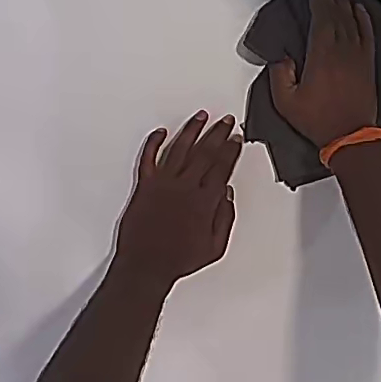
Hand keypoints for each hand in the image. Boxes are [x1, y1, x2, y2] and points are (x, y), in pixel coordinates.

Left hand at [110, 111, 242, 296]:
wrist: (145, 265)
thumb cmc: (178, 259)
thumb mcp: (214, 247)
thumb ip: (224, 218)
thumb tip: (227, 194)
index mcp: (204, 201)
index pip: (222, 167)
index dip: (231, 150)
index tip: (235, 138)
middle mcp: (185, 186)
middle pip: (205, 152)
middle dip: (218, 133)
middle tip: (225, 121)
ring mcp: (163, 183)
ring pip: (180, 148)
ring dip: (192, 130)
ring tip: (201, 117)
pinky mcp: (144, 184)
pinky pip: (149, 157)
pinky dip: (154, 142)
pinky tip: (161, 132)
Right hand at [271, 0, 376, 147]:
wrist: (350, 137)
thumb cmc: (320, 120)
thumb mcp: (286, 100)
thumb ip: (280, 75)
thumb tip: (281, 58)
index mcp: (323, 56)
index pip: (321, 16)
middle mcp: (343, 52)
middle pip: (337, 13)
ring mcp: (358, 57)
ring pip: (353, 20)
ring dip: (345, 1)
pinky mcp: (367, 65)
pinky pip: (368, 34)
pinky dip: (364, 18)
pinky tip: (360, 10)